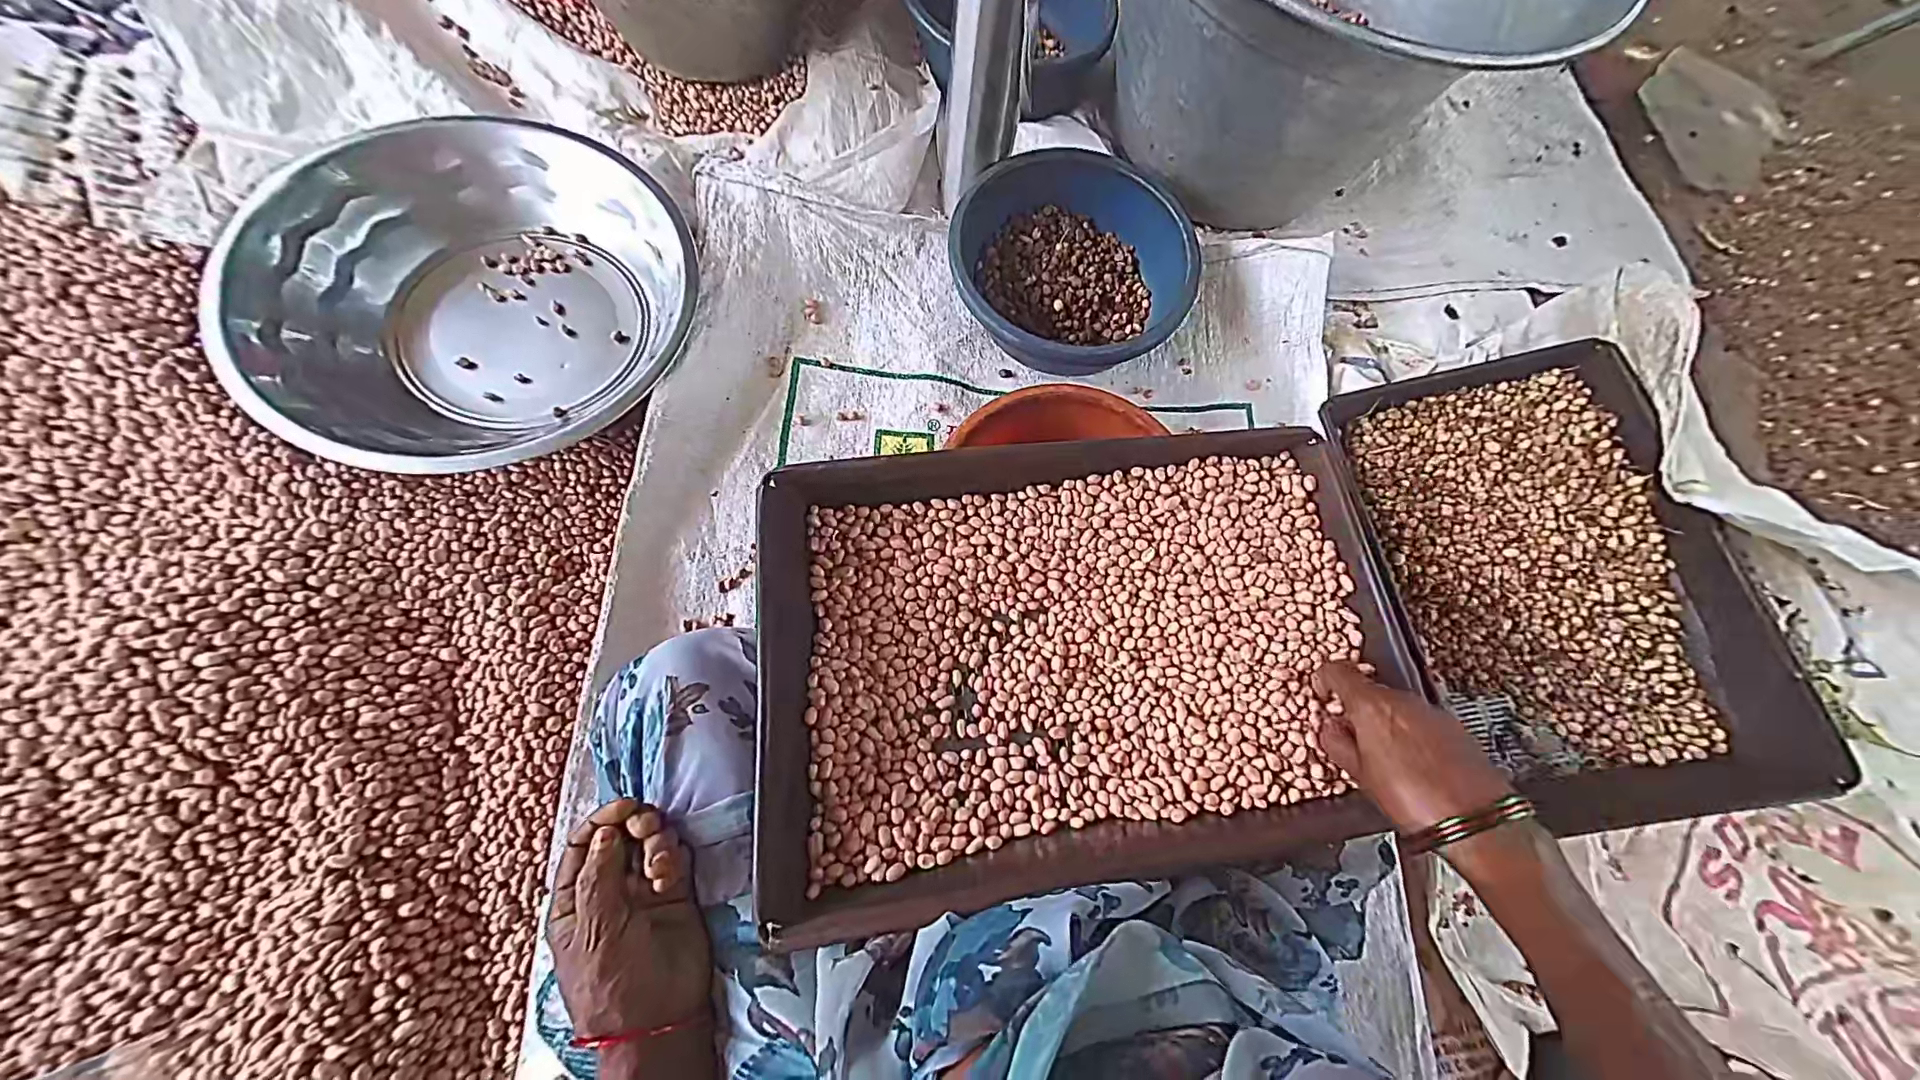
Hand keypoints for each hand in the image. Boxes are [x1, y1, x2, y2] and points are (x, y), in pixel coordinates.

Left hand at [548, 799, 709, 1040]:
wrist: (660, 1017)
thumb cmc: (614, 984)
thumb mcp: (596, 931)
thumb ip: (598, 878)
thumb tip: (604, 833)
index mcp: (576, 899)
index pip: (583, 845)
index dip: (600, 821)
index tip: (622, 808)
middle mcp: (610, 888)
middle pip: (620, 836)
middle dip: (633, 824)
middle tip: (645, 825)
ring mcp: (643, 889)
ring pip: (649, 842)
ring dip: (656, 840)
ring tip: (659, 861)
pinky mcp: (676, 891)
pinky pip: (674, 857)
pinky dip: (673, 857)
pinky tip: (669, 875)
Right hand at [1312, 662, 1511, 834]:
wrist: (1475, 820)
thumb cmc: (1416, 799)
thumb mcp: (1359, 774)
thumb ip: (1336, 743)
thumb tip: (1330, 729)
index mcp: (1370, 706)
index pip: (1337, 672)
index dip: (1323, 680)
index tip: (1322, 694)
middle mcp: (1402, 700)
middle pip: (1367, 690)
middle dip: (1355, 709)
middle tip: (1349, 736)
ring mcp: (1430, 712)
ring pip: (1395, 706)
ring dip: (1383, 722)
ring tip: (1382, 757)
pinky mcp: (1453, 726)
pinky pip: (1419, 720)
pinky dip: (1408, 732)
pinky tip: (1410, 762)